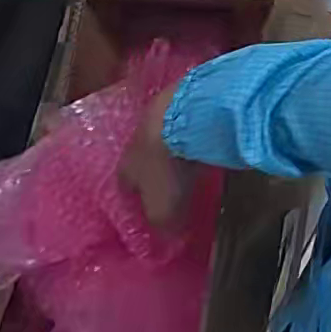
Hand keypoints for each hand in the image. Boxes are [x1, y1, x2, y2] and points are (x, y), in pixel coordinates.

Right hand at [118, 82, 194, 231]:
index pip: (125, 184)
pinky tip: (205, 133)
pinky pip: (185, 116)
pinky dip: (193, 126)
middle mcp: (136, 137)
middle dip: (157, 166)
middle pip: (143, 155)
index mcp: (126, 165)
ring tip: (191, 155)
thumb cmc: (168, 167)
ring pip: (163, 133)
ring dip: (175, 143)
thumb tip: (170, 237)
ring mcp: (159, 112)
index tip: (150, 206)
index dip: (137, 197)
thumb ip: (164, 226)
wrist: (187, 112)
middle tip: (173, 178)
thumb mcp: (164, 209)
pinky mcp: (182, 94)